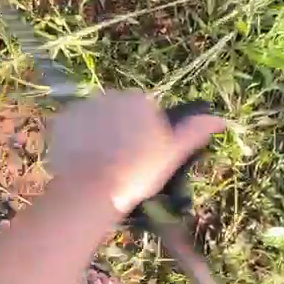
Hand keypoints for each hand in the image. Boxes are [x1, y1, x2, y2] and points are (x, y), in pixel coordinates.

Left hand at [45, 91, 226, 213]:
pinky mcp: (63, 121)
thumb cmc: (137, 172)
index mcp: (139, 100)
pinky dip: (79, 141)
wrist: (93, 188)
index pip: (145, 111)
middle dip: (121, 130)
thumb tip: (220, 118)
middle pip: (119, 112)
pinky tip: (84, 161)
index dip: (145, 134)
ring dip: (100, 135)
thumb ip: (193, 133)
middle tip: (123, 161)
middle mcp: (111, 95)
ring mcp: (84, 107)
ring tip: (102, 164)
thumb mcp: (171, 154)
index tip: (143, 155)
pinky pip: (75, 128)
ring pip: (97, 119)